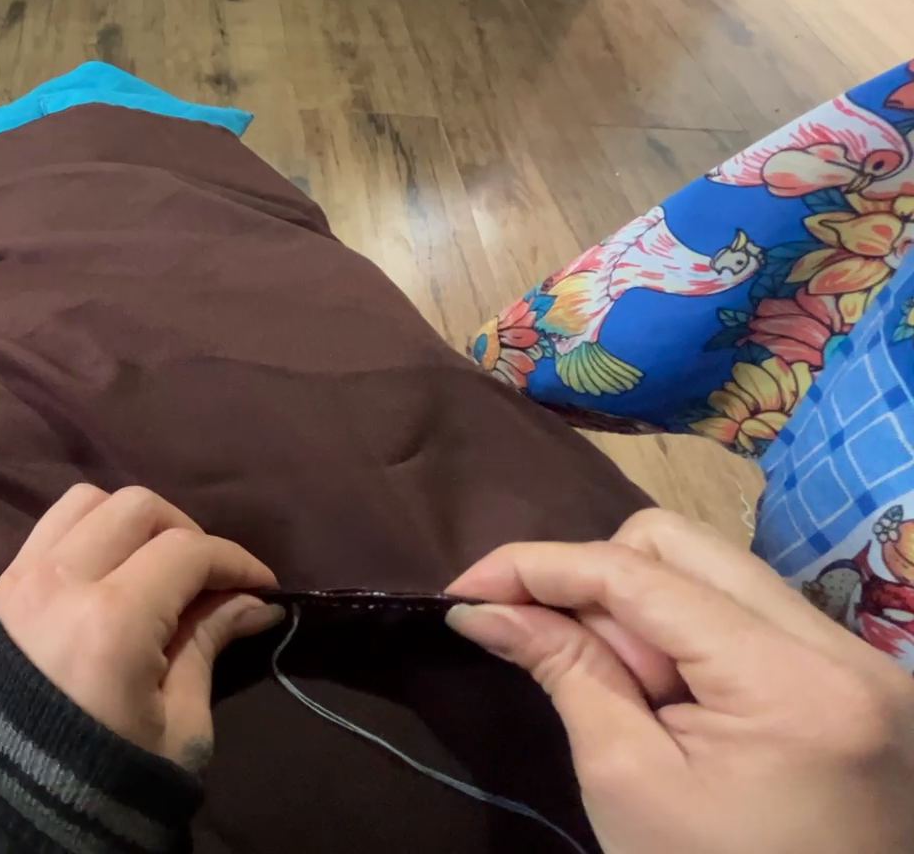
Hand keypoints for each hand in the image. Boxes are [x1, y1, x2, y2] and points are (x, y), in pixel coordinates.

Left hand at [0, 484, 281, 770]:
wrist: (5, 794)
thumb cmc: (103, 773)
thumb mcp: (177, 726)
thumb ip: (207, 644)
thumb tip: (253, 601)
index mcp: (111, 619)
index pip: (185, 551)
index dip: (234, 559)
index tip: (262, 585)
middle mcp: (64, 577)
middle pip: (137, 507)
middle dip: (187, 531)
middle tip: (209, 576)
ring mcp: (25, 570)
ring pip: (89, 500)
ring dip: (133, 520)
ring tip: (157, 563)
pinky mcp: (3, 577)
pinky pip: (53, 521)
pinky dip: (91, 525)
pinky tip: (112, 564)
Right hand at [446, 507, 913, 853]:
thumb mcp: (625, 775)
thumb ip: (560, 666)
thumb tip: (475, 606)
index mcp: (796, 683)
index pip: (631, 572)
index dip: (531, 567)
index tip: (462, 592)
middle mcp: (844, 651)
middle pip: (673, 542)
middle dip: (586, 576)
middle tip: (553, 640)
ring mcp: (857, 663)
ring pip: (699, 564)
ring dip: (626, 602)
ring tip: (620, 678)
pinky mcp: (847, 679)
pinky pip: (729, 604)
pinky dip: (667, 624)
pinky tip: (657, 683)